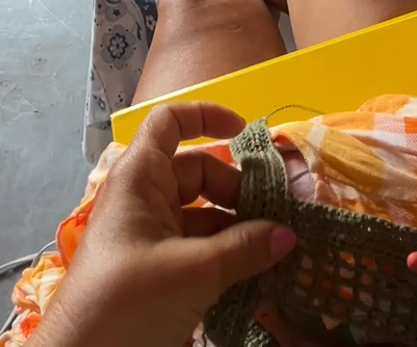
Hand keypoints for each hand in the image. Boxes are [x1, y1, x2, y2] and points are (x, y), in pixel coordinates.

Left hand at [30, 102, 297, 346]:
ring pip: (201, 214)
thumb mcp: (193, 272)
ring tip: (277, 250)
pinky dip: (225, 256)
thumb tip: (288, 234)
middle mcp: (143, 196)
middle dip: (238, 190)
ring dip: (237, 229)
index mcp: (141, 176)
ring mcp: (147, 234)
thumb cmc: (127, 300)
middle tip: (278, 216)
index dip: (207, 116)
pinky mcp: (153, 269)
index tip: (247, 132)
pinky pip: (196, 248)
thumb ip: (244, 250)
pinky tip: (255, 275)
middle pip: (198, 172)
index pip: (171, 121)